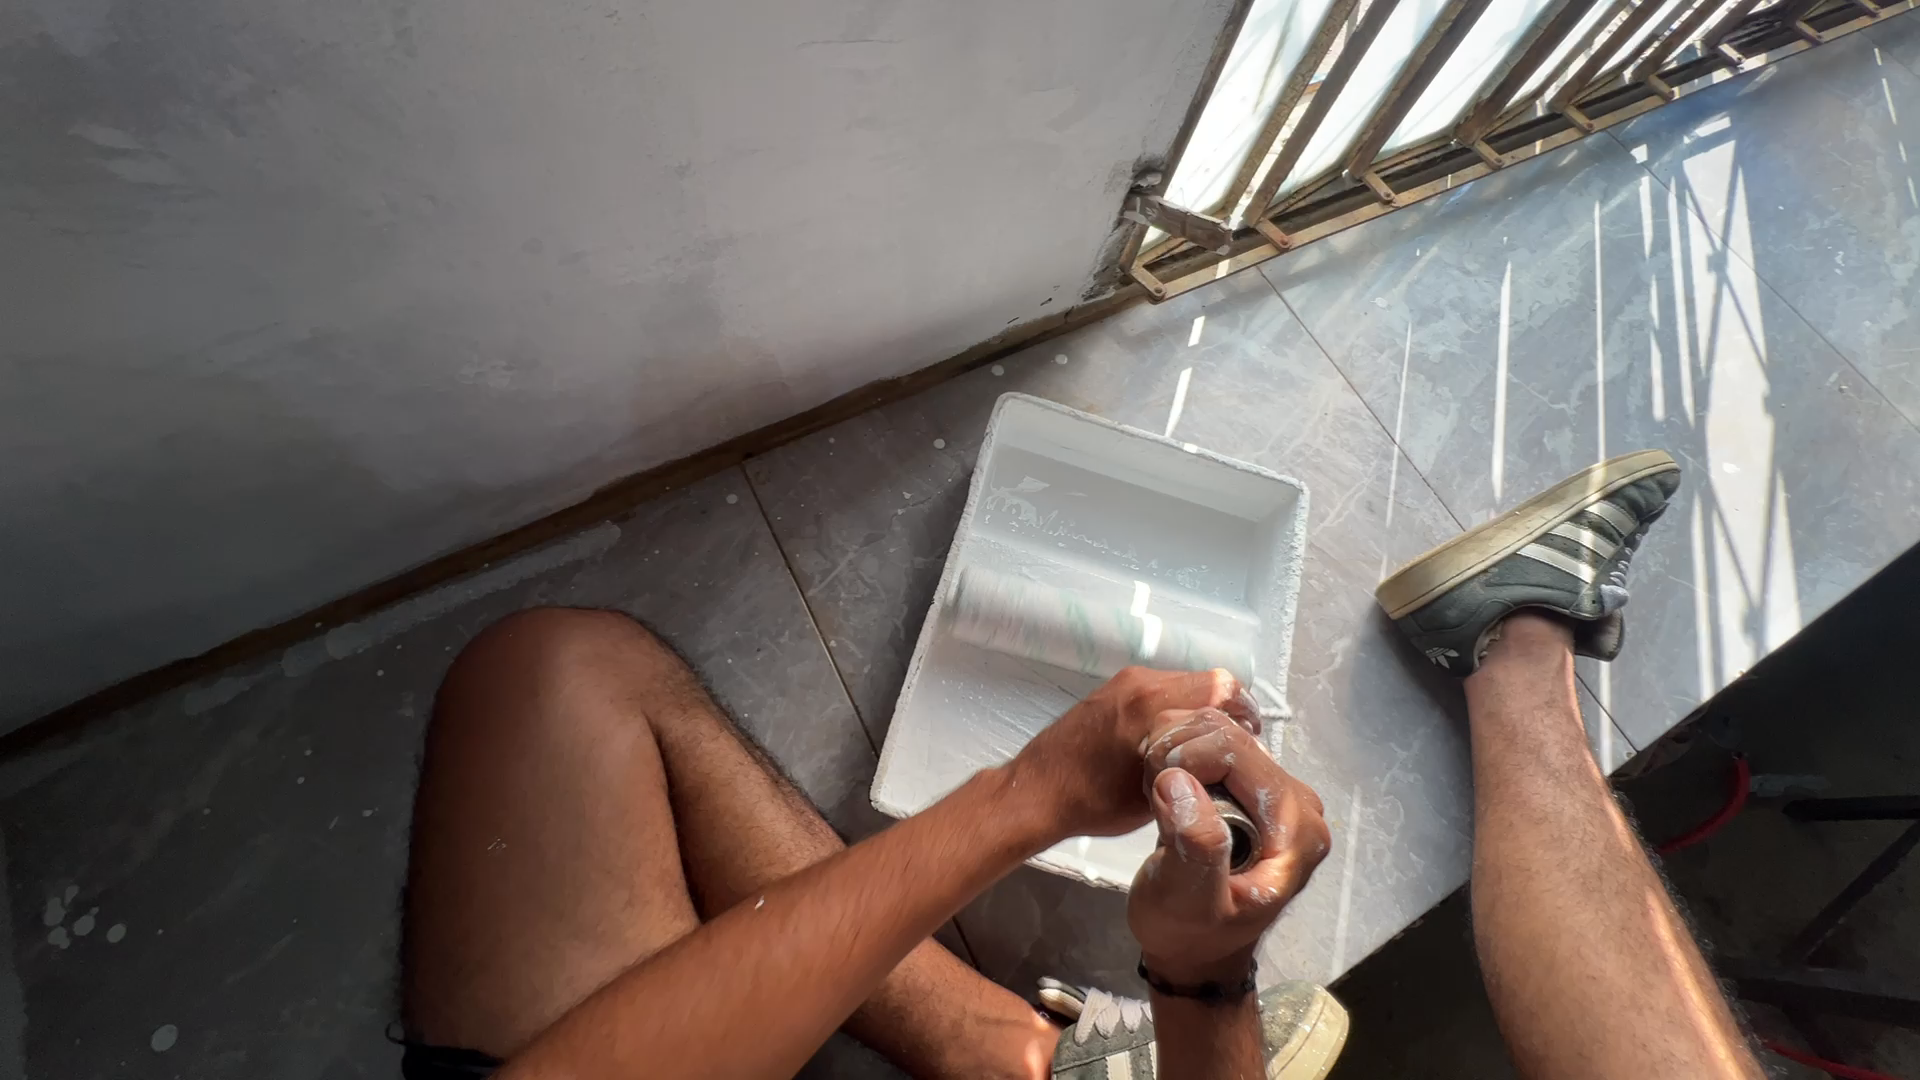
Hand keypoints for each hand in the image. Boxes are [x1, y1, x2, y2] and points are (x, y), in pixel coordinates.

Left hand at [1008, 667, 1259, 842]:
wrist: (1038, 790)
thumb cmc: (1094, 802)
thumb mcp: (1155, 793)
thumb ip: (1196, 767)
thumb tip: (1228, 761)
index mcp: (1152, 705)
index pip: (1222, 688)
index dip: (1245, 713)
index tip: (1252, 740)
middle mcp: (1140, 682)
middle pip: (1206, 680)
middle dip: (1226, 708)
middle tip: (1236, 742)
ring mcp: (1123, 681)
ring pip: (1182, 682)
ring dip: (1199, 706)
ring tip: (1206, 743)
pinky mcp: (1112, 688)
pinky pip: (1158, 688)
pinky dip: (1175, 706)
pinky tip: (1174, 738)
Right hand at [1128, 708, 1328, 984]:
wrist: (1192, 952)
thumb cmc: (1189, 933)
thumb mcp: (1189, 900)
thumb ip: (1196, 846)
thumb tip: (1179, 779)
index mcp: (1297, 827)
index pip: (1235, 751)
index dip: (1186, 761)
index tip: (1157, 797)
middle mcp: (1297, 803)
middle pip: (1226, 734)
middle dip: (1176, 754)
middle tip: (1154, 799)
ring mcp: (1275, 793)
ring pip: (1214, 730)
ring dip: (1173, 753)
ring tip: (1159, 798)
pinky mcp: (1250, 788)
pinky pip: (1210, 742)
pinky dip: (1177, 755)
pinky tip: (1167, 791)